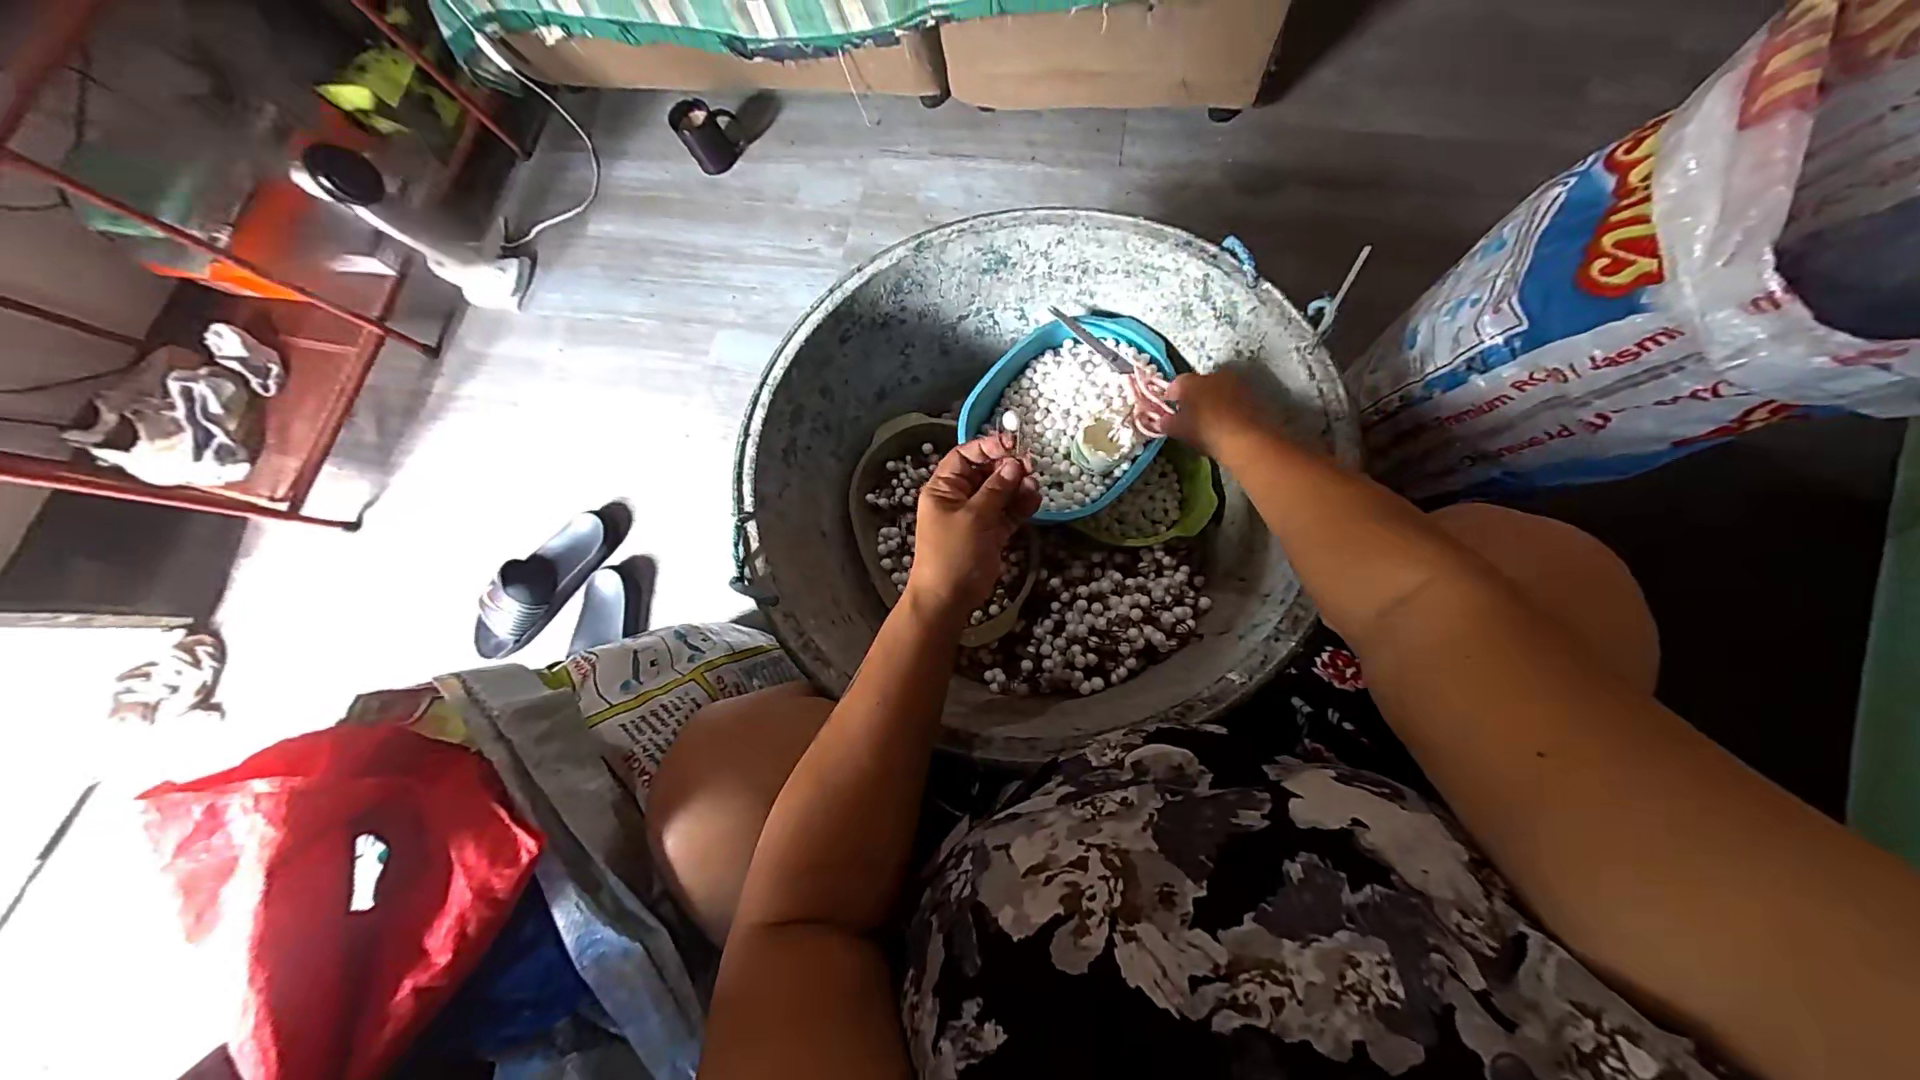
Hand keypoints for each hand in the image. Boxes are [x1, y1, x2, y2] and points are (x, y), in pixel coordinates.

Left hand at [905, 432, 1040, 621]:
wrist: (948, 598)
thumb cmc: (953, 553)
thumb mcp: (973, 517)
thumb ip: (995, 489)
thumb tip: (1014, 465)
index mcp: (944, 488)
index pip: (965, 456)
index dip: (987, 447)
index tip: (1013, 444)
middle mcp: (960, 497)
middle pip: (986, 472)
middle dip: (1008, 467)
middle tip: (1031, 465)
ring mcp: (977, 515)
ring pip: (1001, 492)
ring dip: (1018, 486)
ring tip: (1034, 485)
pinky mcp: (991, 532)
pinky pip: (1008, 512)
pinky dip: (1021, 505)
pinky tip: (1035, 499)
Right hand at [1163, 370, 1272, 456]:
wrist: (1247, 439)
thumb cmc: (1206, 431)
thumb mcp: (1180, 430)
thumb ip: (1168, 422)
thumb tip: (1162, 420)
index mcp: (1191, 382)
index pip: (1176, 384)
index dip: (1171, 396)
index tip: (1170, 407)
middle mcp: (1215, 374)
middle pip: (1201, 384)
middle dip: (1197, 396)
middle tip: (1193, 414)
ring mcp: (1239, 382)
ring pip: (1222, 390)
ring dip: (1218, 400)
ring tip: (1215, 420)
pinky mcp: (1258, 393)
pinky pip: (1239, 399)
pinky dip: (1234, 407)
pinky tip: (1232, 423)